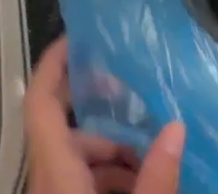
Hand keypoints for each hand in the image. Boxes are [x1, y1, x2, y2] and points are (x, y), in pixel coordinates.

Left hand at [25, 36, 185, 193]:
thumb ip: (157, 174)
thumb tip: (177, 127)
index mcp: (55, 170)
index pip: (39, 102)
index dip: (53, 64)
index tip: (77, 38)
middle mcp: (45, 179)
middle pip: (62, 126)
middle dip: (98, 108)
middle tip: (133, 93)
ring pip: (73, 154)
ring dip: (110, 147)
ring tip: (152, 148)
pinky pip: (76, 178)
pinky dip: (105, 172)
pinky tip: (140, 178)